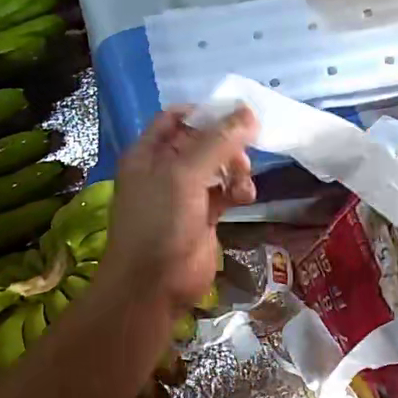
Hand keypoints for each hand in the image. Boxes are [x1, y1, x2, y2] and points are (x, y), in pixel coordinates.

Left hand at [95, 107, 257, 316]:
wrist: (154, 285)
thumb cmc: (160, 223)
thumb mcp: (185, 175)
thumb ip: (217, 142)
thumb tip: (249, 113)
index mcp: (148, 153)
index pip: (177, 118)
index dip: (206, 113)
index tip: (238, 115)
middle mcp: (164, 170)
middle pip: (203, 142)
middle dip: (227, 146)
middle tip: (244, 158)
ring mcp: (184, 195)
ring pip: (217, 168)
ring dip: (236, 170)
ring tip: (243, 185)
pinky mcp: (202, 217)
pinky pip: (224, 193)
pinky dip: (237, 191)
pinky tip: (245, 199)